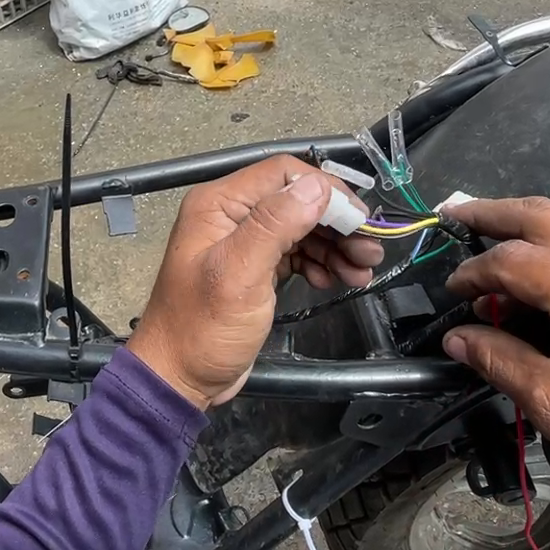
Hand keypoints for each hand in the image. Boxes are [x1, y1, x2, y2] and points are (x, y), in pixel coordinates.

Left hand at [128, 158, 384, 408]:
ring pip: (302, 226)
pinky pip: (297, 252)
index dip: (325, 190)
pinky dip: (321, 262)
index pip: (282, 173)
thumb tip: (316, 187)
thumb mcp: (239, 275)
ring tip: (362, 269)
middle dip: (337, 222)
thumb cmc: (200, 329)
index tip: (358, 218)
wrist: (180, 376)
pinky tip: (336, 279)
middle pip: (297, 200)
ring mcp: (244, 242)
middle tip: (369, 248)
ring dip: (335, 245)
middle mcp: (230, 215)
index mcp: (218, 204)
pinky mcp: (256, 268)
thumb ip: (274, 226)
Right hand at [439, 197, 549, 524]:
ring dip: (528, 229)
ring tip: (488, 242)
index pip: (516, 259)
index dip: (473, 272)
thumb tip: (457, 337)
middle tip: (452, 215)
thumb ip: (499, 359)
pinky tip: (543, 271)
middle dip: (492, 213)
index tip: (450, 292)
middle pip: (545, 216)